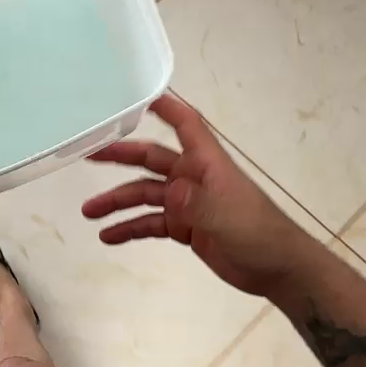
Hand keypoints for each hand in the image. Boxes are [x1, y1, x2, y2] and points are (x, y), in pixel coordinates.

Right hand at [81, 95, 313, 295]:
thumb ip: (198, 203)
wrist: (277, 270)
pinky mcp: (185, 227)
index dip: (165, 108)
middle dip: (121, 156)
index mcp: (206, 164)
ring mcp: (187, 203)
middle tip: (89, 155)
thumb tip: (170, 191)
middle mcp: (192, 177)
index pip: (185, 125)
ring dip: (117, 202)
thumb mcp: (227, 217)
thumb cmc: (258, 234)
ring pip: (144, 195)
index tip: (137, 97)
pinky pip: (150, 223)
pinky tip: (108, 237)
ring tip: (88, 212)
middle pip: (151, 159)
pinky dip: (129, 228)